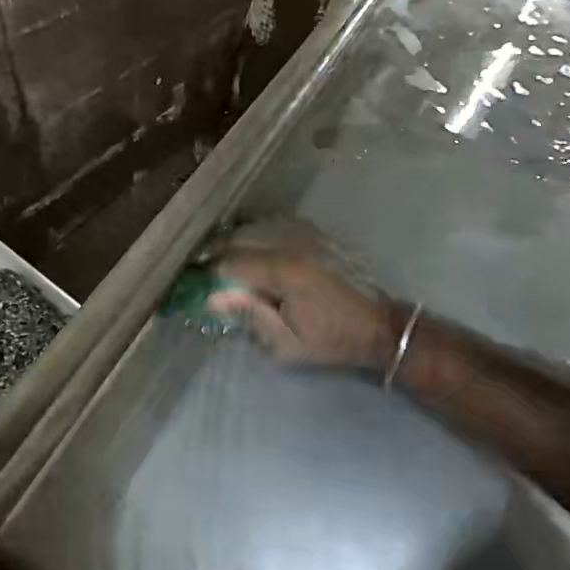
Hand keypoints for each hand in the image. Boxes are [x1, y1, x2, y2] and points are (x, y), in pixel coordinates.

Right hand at [203, 233, 397, 370]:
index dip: (207, 271)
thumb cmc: (330, 342)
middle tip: (199, 266)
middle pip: (240, 237)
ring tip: (219, 254)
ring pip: (257, 226)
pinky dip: (257, 232)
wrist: (378, 327)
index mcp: (284, 272)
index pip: (231, 263)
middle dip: (215, 250)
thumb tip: (214, 298)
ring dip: (234, 239)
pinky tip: (250, 245)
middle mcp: (293, 245)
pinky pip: (277, 224)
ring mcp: (307, 236)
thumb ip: (249, 316)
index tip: (190, 279)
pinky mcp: (318, 235)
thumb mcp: (285, 344)